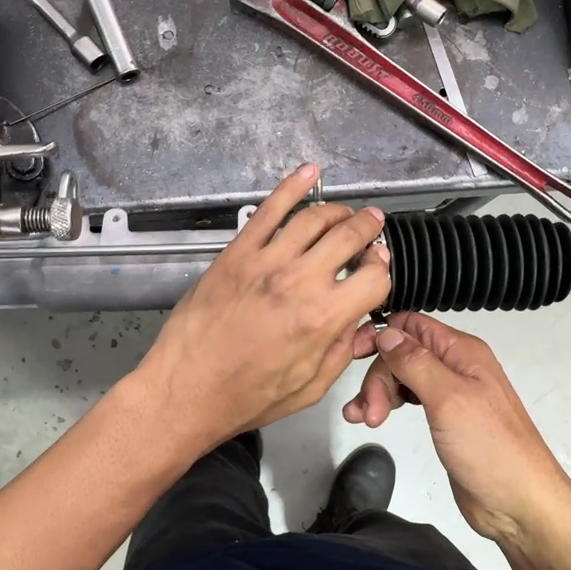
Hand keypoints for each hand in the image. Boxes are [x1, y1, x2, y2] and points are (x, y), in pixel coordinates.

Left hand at [134, 164, 391, 451]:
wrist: (186, 388)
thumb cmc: (247, 396)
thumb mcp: (310, 387)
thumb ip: (343, 351)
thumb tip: (362, 322)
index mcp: (323, 318)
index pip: (375, 276)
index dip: (384, 270)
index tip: (378, 269)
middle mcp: (299, 281)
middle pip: (349, 236)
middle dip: (370, 228)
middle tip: (373, 225)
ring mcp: (265, 261)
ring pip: (314, 218)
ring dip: (338, 211)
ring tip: (345, 214)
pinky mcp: (237, 252)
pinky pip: (269, 209)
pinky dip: (292, 186)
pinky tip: (309, 173)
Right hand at [343, 313, 570, 542]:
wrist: (519, 503)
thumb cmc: (491, 449)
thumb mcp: (448, 398)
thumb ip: (415, 362)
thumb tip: (386, 332)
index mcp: (462, 352)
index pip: (411, 325)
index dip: (380, 334)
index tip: (353, 354)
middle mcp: (456, 367)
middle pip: (402, 353)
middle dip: (379, 376)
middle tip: (369, 410)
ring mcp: (451, 394)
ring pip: (403, 377)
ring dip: (378, 393)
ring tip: (363, 419)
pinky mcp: (445, 419)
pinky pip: (409, 400)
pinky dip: (388, 406)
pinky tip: (371, 420)